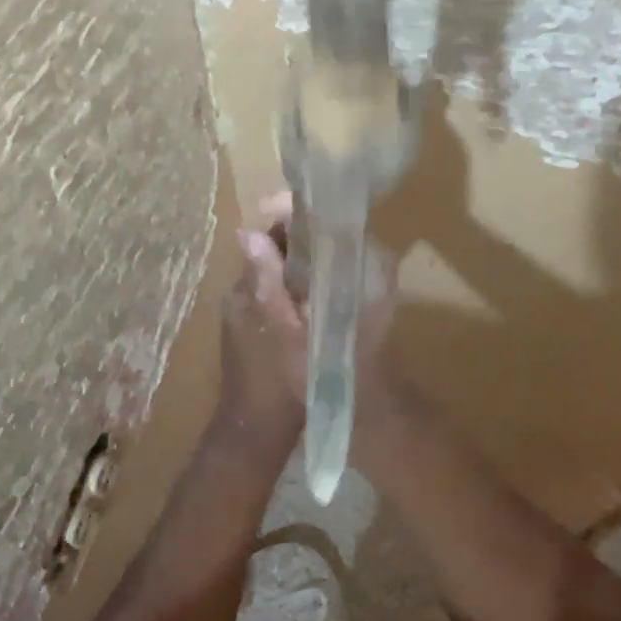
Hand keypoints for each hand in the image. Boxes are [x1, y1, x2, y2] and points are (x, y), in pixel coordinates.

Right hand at [216, 196, 420, 472]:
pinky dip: (302, 263)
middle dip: (287, 228)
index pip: (325, 217)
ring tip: (259, 257)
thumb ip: (266, 281)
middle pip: (324, 225)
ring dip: (292, 246)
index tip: (258, 217)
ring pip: (324, 242)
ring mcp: (369, 275)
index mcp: (360, 268)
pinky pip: (327, 260)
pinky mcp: (362, 288)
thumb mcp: (282, 331)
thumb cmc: (318, 377)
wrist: (357, 411)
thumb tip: (249, 232)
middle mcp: (371, 263)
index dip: (290, 210)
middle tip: (253, 241)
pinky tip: (278, 278)